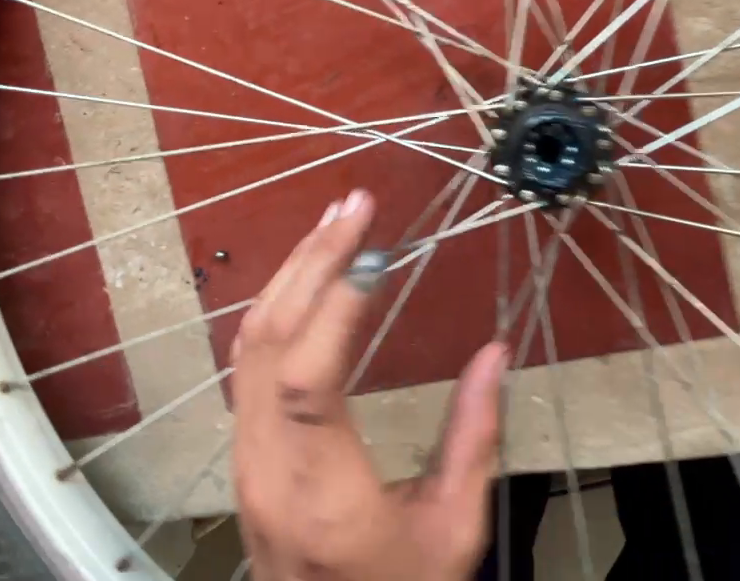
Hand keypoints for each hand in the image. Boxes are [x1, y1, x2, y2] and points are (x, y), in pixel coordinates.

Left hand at [232, 189, 508, 580]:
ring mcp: (245, 455)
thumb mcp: (453, 532)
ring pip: (249, 342)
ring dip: (292, 272)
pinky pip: (248, 358)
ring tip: (334, 222)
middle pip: (269, 341)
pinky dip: (278, 302)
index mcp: (320, 491)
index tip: (376, 253)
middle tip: (356, 207)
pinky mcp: (244, 448)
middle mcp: (266, 464)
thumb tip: (494, 352)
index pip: (307, 378)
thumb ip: (474, 439)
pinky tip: (308, 273)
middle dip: (313, 261)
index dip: (337, 306)